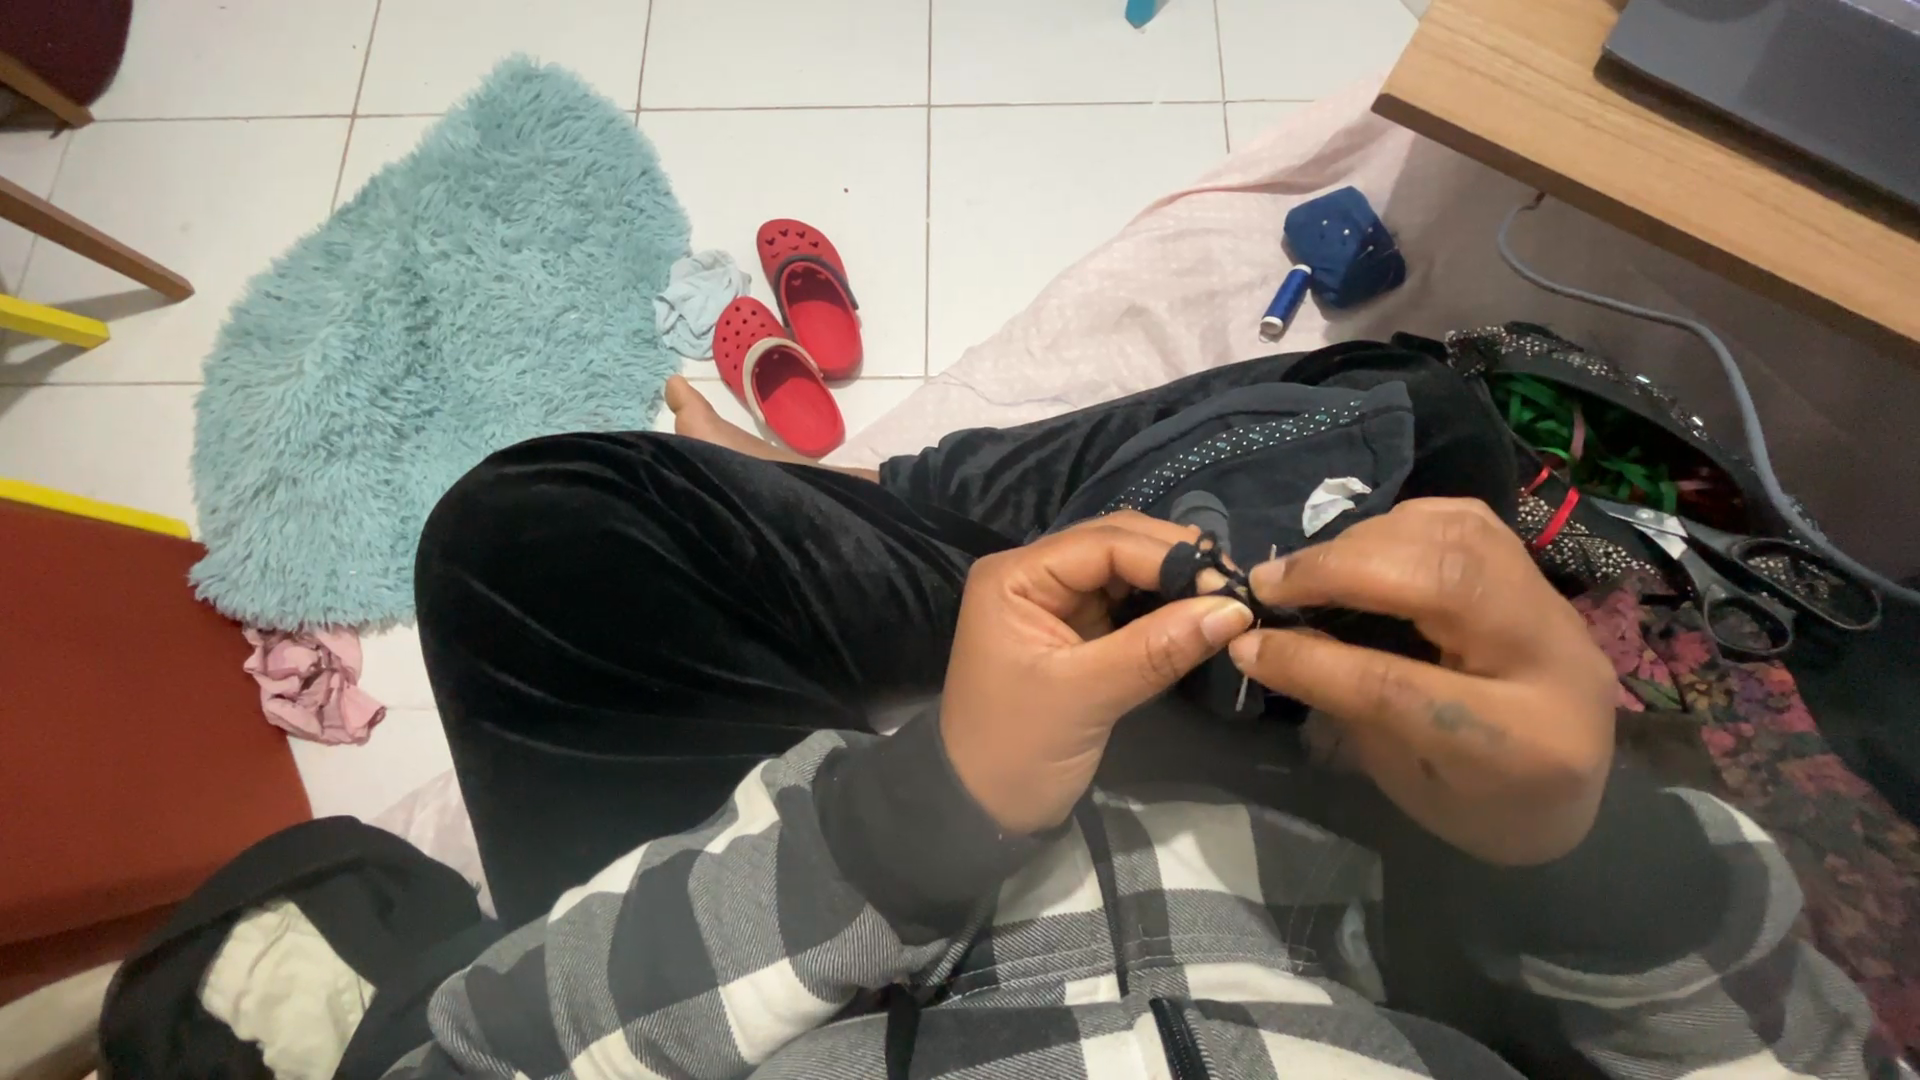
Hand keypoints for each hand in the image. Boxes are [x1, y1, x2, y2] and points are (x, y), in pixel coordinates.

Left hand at [941, 512, 1254, 834]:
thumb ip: (1155, 648)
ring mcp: (1053, 601)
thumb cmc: (1017, 749)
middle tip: (1236, 590)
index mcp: (1015, 576)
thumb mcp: (1084, 696)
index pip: (1102, 543)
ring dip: (1174, 582)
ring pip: (1124, 571)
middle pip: (1114, 545)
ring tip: (1226, 601)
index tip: (1229, 585)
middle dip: (1175, 563)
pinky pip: (1125, 603)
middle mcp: (1032, 575)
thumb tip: (1233, 610)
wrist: (982, 807)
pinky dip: (1161, 607)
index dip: (1168, 556)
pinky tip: (1197, 617)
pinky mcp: (1073, 630)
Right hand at [1228, 498, 1617, 865]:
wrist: (1567, 792)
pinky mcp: (1539, 578)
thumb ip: (1342, 701)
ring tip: (1307, 567)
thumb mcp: (1399, 773)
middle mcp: (1555, 662)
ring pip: (1458, 537)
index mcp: (1523, 745)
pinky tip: (1360, 548)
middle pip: (1444, 584)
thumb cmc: (1471, 800)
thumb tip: (1262, 639)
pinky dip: (1398, 525)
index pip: (1400, 686)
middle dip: (1339, 572)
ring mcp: (1555, 610)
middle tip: (1268, 583)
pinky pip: (1466, 522)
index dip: (1311, 660)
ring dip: (1363, 541)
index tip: (1247, 643)